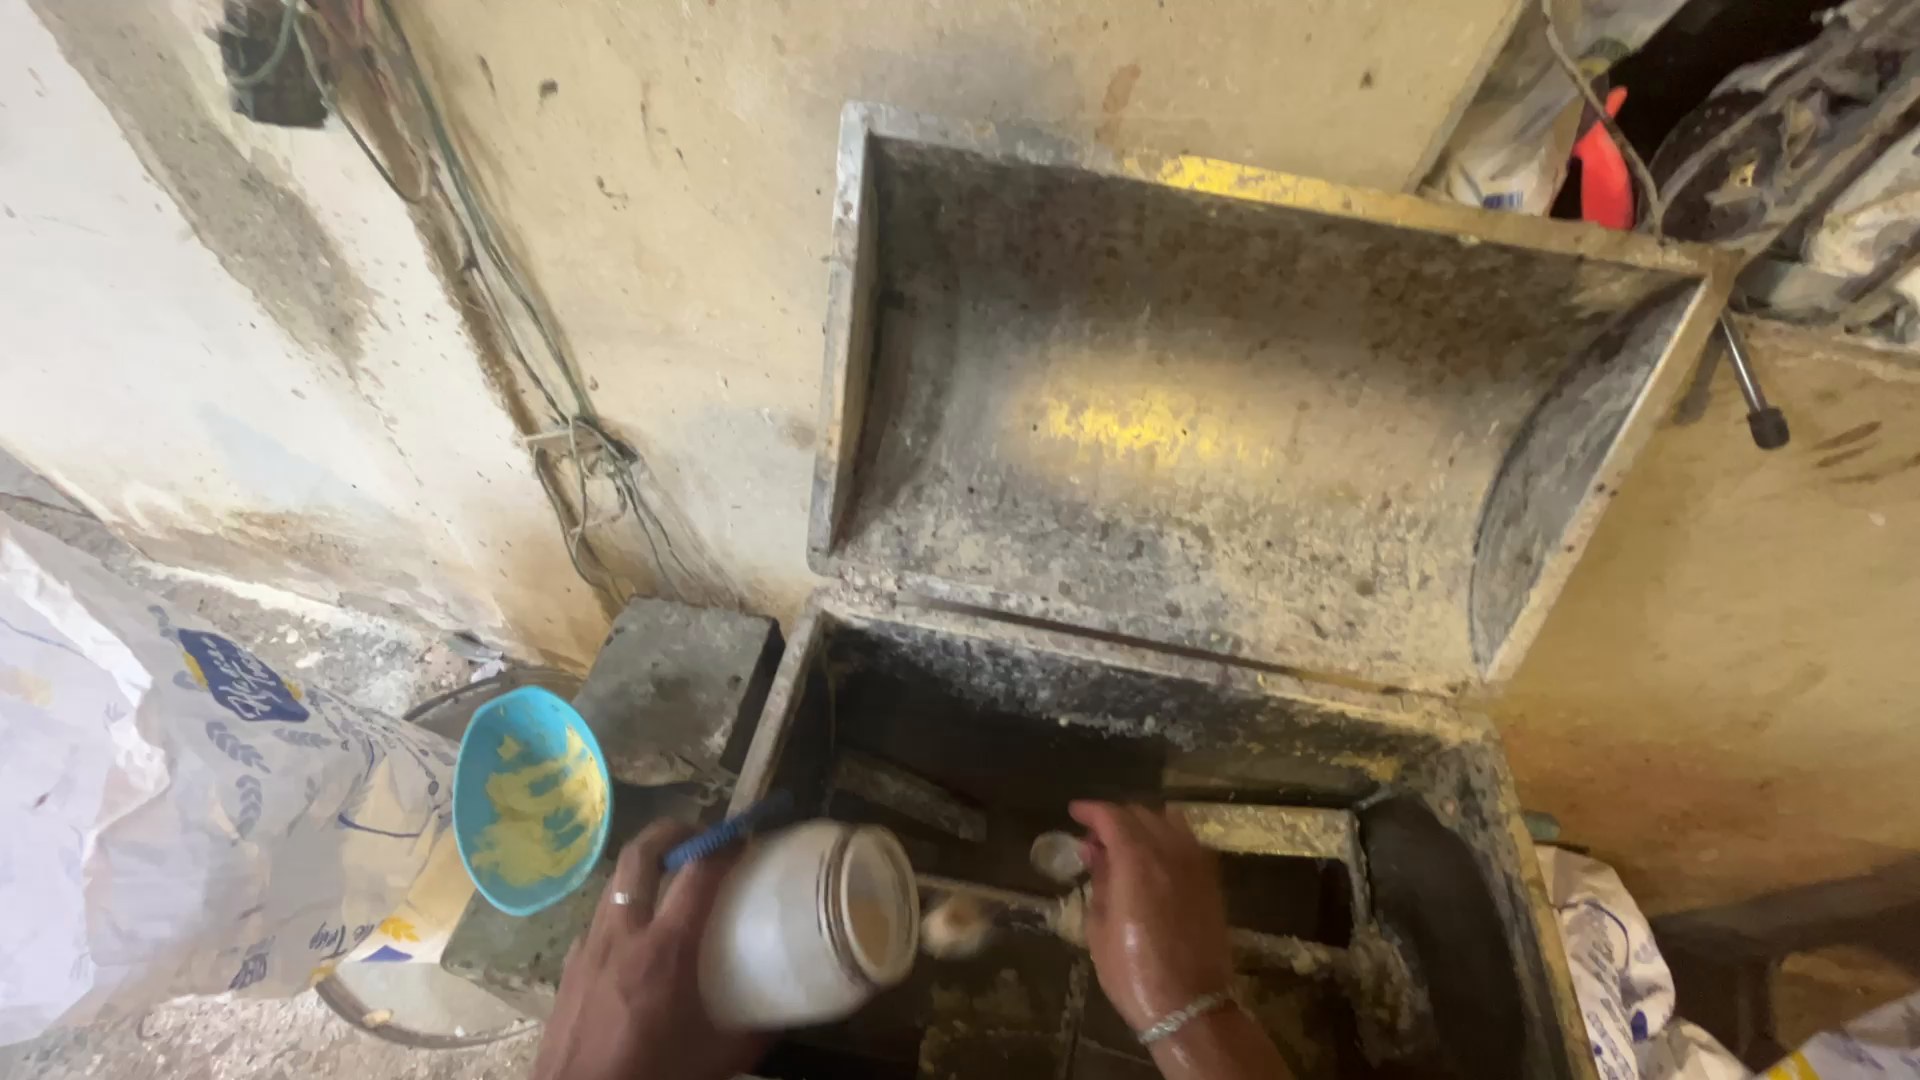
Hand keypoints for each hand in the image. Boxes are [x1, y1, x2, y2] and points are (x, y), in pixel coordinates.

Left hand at [532, 822, 767, 1079]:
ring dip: (647, 868)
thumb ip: (751, 1032)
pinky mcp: (569, 967)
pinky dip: (624, 910)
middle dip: (674, 830)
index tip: (743, 840)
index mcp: (665, 949)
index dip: (724, 844)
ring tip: (671, 879)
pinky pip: (601, 918)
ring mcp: (590, 947)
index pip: (698, 870)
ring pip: (617, 881)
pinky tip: (638, 938)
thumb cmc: (648, 1077)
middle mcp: (624, 934)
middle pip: (643, 853)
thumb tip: (781, 1016)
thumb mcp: (713, 1061)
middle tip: (701, 836)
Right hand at [1069, 801, 1234, 1034]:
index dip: (1090, 810)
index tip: (1075, 812)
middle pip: (1139, 813)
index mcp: (1136, 861)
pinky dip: (1168, 838)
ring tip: (1127, 844)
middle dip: (1114, 819)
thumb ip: (1099, 880)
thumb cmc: (1133, 973)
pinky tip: (1154, 859)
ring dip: (1144, 823)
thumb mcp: (1099, 928)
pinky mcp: (1211, 881)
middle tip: (1095, 840)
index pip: (1111, 816)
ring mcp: (1195, 864)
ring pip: (1168, 821)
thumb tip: (1094, 851)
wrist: (1190, 1008)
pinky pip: (1188, 841)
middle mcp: (1168, 852)